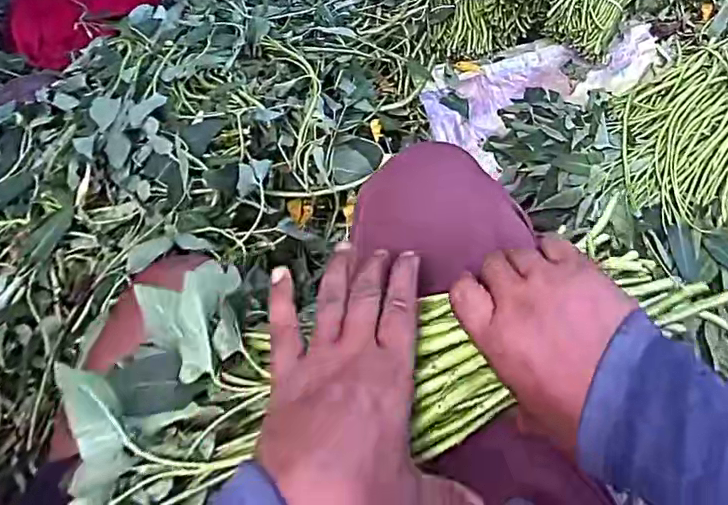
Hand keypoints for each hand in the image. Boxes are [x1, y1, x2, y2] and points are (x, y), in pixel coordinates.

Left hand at [258, 248, 478, 504]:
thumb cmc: (359, 494)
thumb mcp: (411, 495)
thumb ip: (448, 494)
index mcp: (390, 372)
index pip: (402, 312)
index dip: (407, 280)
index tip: (411, 256)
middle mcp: (356, 354)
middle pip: (368, 297)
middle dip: (377, 268)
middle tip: (384, 248)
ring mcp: (318, 359)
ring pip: (331, 302)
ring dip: (340, 271)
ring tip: (347, 247)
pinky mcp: (284, 375)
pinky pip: (282, 329)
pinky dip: (280, 299)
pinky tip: (279, 273)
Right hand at [448, 238, 636, 457]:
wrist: (630, 393)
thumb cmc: (577, 414)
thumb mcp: (537, 418)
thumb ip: (521, 406)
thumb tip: (520, 413)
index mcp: (495, 336)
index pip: (461, 292)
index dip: (468, 290)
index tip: (480, 297)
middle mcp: (514, 299)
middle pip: (491, 264)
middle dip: (498, 274)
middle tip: (513, 288)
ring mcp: (546, 277)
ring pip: (519, 250)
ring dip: (523, 262)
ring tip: (537, 275)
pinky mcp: (576, 265)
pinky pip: (551, 242)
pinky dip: (550, 249)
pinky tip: (558, 262)